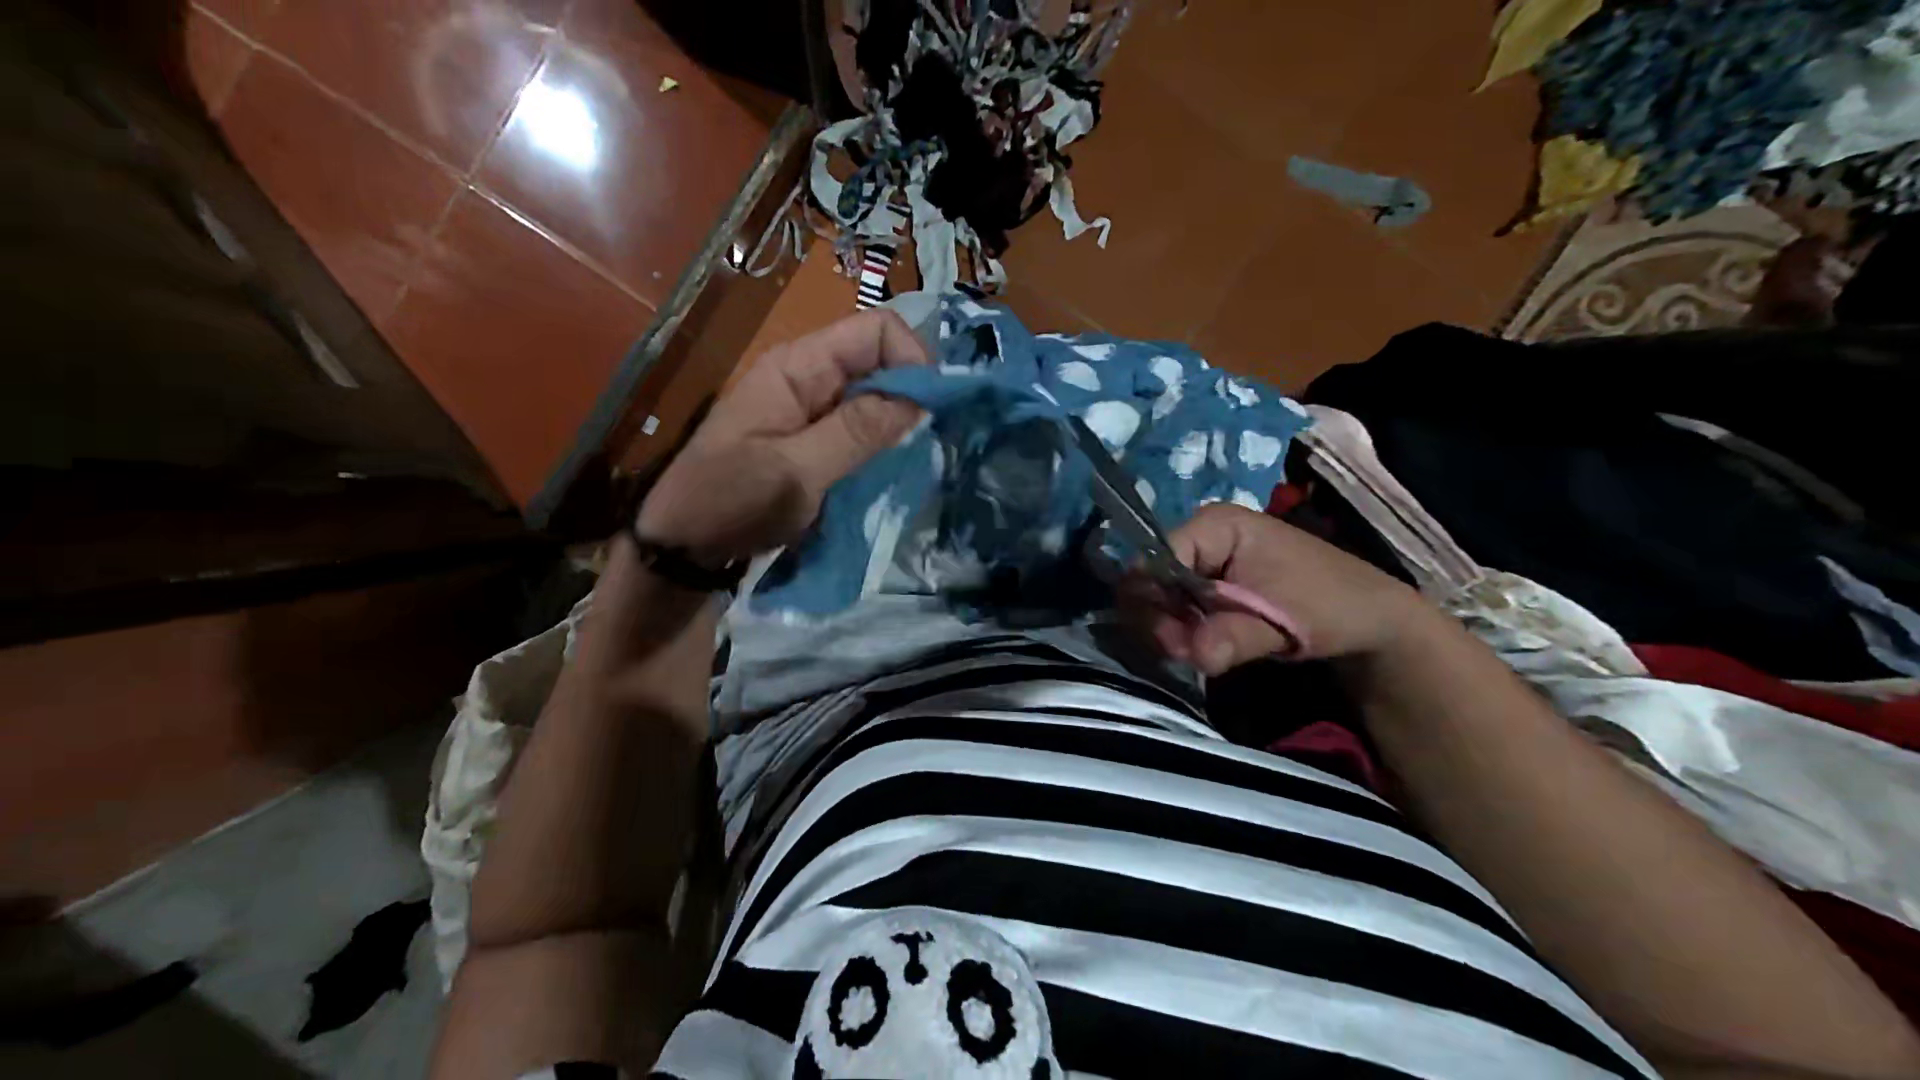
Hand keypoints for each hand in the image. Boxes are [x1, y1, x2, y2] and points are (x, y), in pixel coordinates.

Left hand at [635, 310, 928, 563]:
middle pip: (879, 361)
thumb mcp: (796, 469)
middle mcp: (809, 376)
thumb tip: (920, 399)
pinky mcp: (813, 439)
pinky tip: (891, 468)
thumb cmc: (731, 501)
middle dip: (911, 393)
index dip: (913, 359)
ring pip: (875, 395)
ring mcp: (811, 408)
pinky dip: (882, 443)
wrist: (683, 544)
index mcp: (798, 366)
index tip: (933, 410)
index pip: (876, 331)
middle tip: (931, 440)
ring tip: (916, 457)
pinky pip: (860, 427)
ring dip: (899, 421)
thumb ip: (857, 431)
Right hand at [1130, 504, 1433, 674]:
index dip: (1157, 601)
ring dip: (1171, 631)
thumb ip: (1235, 636)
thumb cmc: (1331, 604)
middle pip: (1151, 579)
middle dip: (1161, 620)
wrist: (1369, 617)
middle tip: (1188, 653)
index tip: (1177, 642)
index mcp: (1215, 525)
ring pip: (1158, 598)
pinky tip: (1202, 647)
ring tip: (1199, 654)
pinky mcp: (1207, 584)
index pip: (1156, 559)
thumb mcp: (1282, 622)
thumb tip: (1195, 654)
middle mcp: (1200, 536)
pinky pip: (1175, 607)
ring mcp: (1202, 560)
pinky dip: (1183, 632)